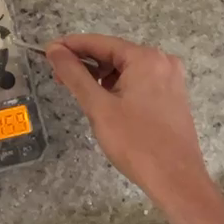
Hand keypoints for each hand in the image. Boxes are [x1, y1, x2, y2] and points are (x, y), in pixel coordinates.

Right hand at [46, 34, 218, 209]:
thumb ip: (74, 74)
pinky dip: (118, 87)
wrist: (176, 180)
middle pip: (114, 54)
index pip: (99, 42)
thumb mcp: (98, 106)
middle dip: (85, 64)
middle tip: (58, 78)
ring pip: (126, 69)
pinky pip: (139, 82)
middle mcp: (162, 62)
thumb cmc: (136, 142)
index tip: (47, 51)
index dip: (70, 46)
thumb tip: (54, 50)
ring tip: (80, 94)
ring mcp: (170, 80)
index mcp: (145, 58)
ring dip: (100, 77)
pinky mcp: (172, 97)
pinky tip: (104, 103)